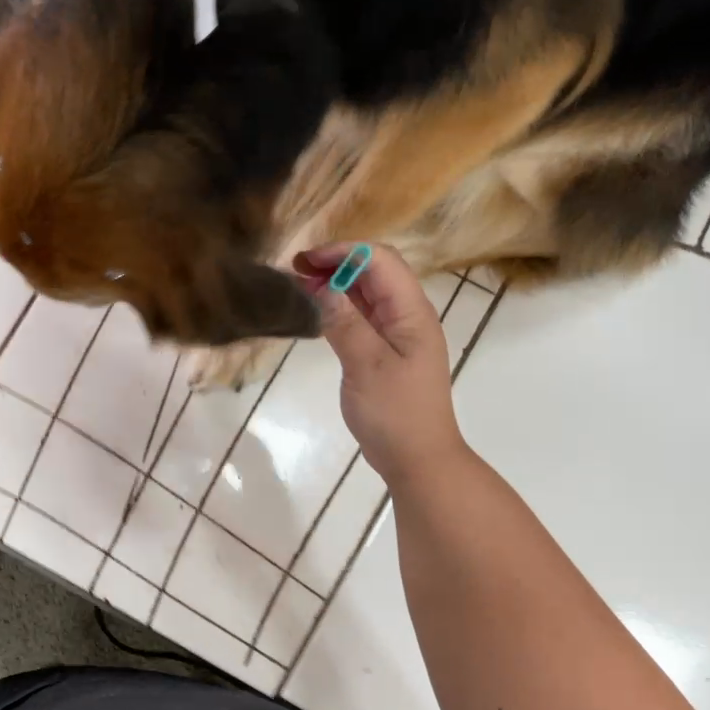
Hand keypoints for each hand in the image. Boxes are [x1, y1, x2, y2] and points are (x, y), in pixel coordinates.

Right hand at [294, 243, 469, 485]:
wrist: (416, 457)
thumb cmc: (395, 412)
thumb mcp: (366, 365)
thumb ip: (344, 322)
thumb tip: (318, 286)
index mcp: (412, 312)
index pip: (379, 260)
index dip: (342, 252)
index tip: (302, 261)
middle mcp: (407, 315)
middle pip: (374, 272)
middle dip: (336, 264)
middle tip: (293, 271)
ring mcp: (397, 335)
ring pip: (366, 295)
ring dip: (335, 284)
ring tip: (298, 287)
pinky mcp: (383, 353)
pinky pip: (361, 318)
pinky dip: (338, 308)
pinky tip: (316, 314)